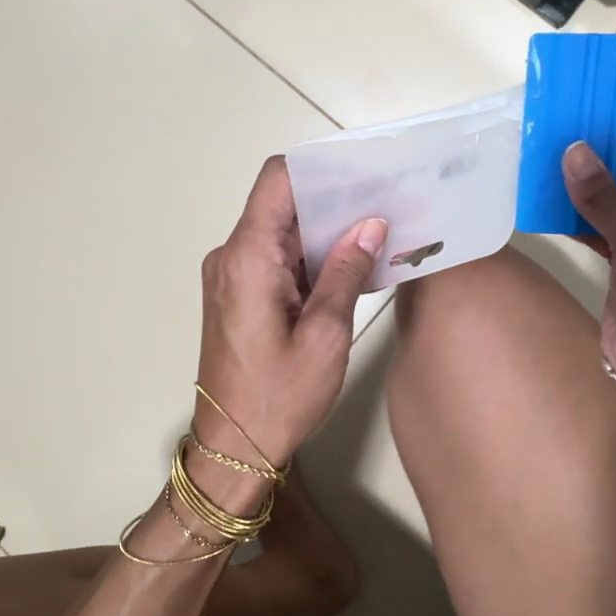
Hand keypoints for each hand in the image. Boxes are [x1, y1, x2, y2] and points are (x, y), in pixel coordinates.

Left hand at [193, 157, 386, 471]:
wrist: (232, 448)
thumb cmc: (280, 396)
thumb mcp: (326, 334)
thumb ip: (346, 271)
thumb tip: (371, 223)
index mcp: (248, 257)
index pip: (277, 179)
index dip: (319, 167)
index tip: (364, 171)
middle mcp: (231, 256)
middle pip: (280, 203)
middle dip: (332, 199)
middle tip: (385, 201)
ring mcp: (230, 275)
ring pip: (280, 230)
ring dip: (323, 230)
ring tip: (376, 231)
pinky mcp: (236, 294)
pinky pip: (274, 257)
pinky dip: (309, 256)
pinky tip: (349, 264)